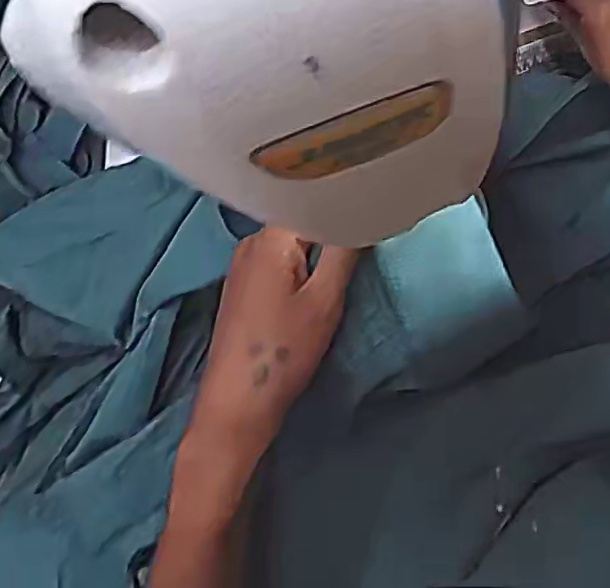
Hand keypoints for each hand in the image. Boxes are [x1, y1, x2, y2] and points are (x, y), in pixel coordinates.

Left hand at [183, 225, 359, 465]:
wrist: (236, 407)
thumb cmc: (284, 350)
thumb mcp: (325, 299)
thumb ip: (345, 249)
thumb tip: (362, 208)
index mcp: (270, 236)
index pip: (316, 202)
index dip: (346, 205)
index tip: (374, 209)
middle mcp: (252, 240)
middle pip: (304, 219)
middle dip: (334, 227)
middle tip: (368, 235)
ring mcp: (244, 262)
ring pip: (293, 240)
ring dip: (319, 247)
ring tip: (348, 256)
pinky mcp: (244, 284)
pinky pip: (280, 257)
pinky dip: (302, 262)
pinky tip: (317, 277)